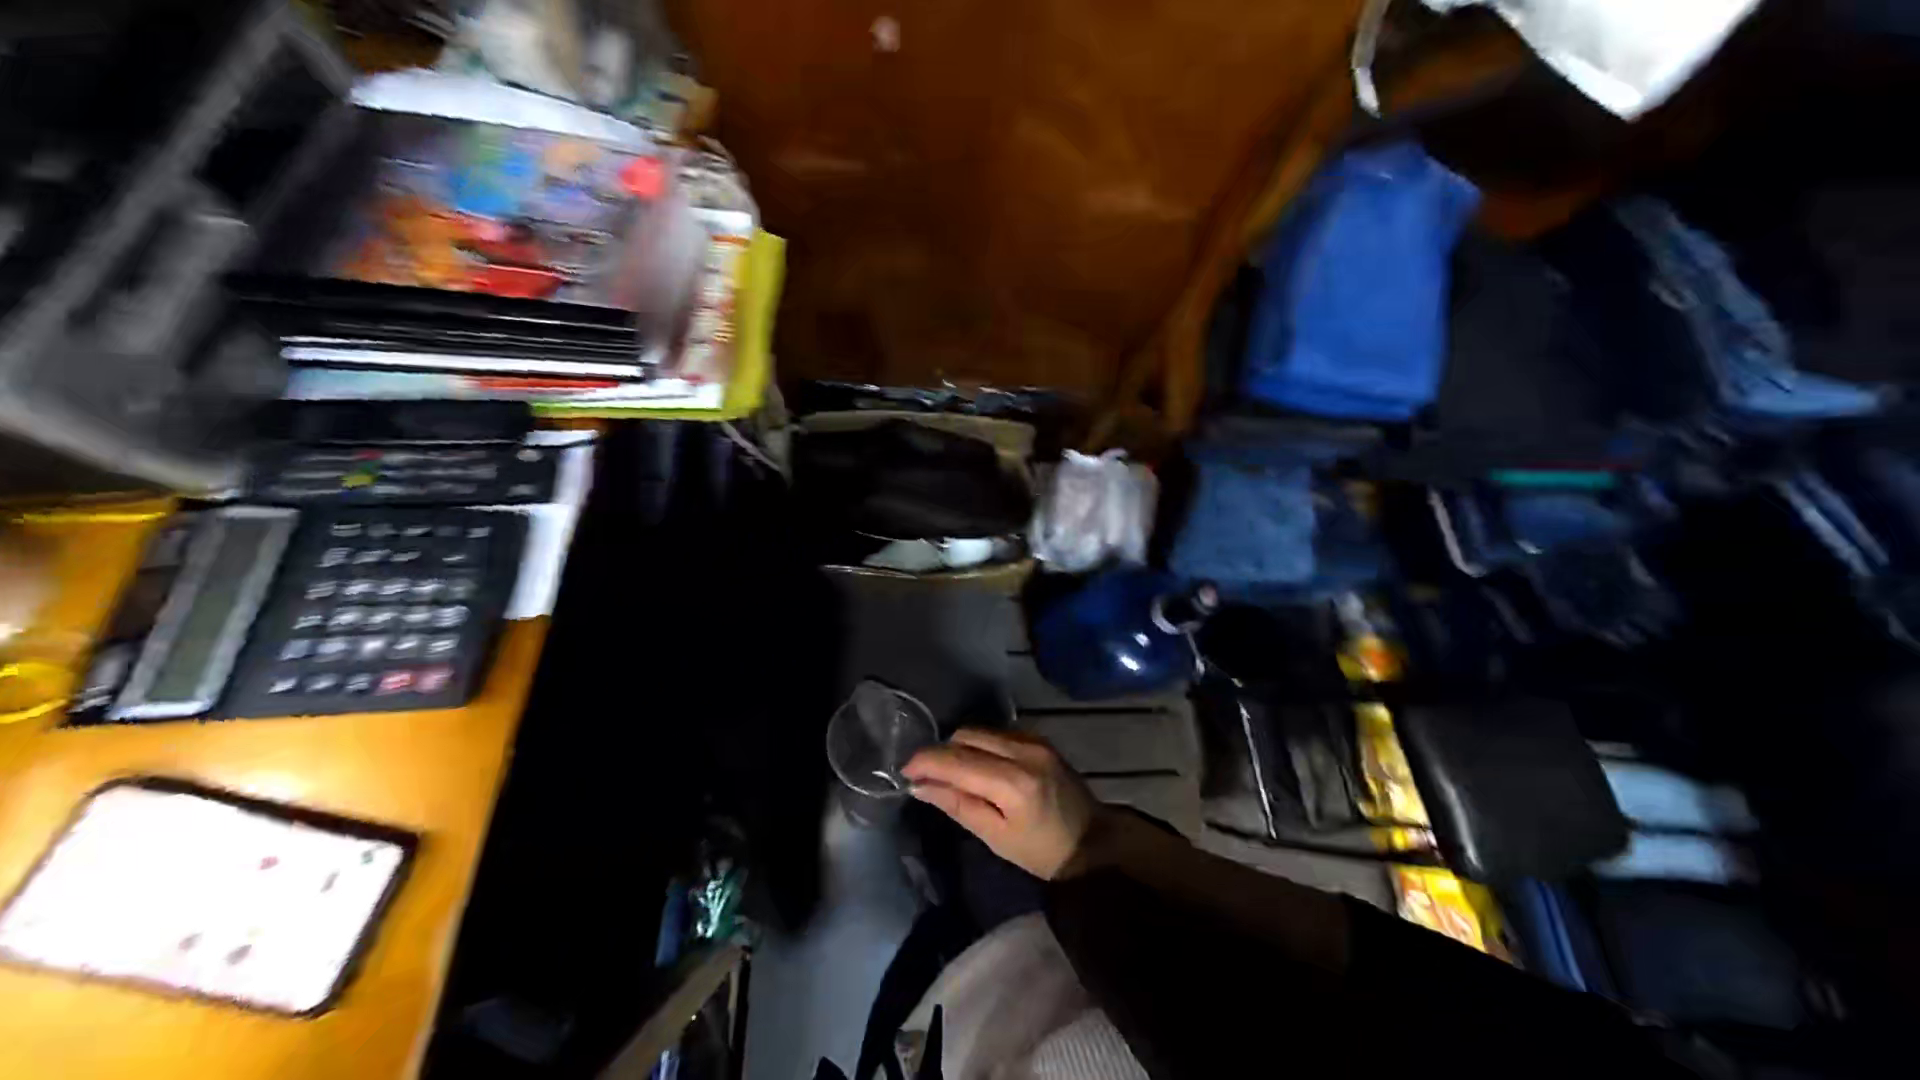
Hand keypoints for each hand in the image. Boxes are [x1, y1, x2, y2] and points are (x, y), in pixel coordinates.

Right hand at [901, 728, 1098, 879]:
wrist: (1093, 842)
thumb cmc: (1042, 851)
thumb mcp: (995, 836)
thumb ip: (957, 805)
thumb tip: (919, 785)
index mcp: (1013, 782)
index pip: (957, 760)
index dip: (926, 761)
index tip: (905, 771)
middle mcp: (1024, 751)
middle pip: (966, 736)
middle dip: (941, 753)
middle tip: (926, 776)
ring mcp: (1034, 740)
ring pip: (980, 731)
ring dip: (959, 747)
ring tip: (950, 773)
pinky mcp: (1039, 738)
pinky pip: (997, 733)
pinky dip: (979, 745)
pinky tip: (976, 766)